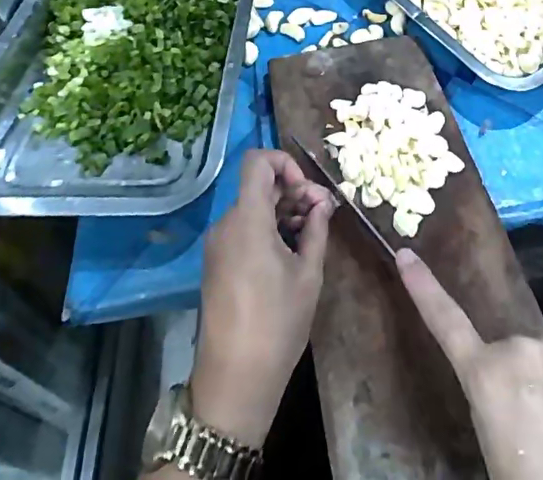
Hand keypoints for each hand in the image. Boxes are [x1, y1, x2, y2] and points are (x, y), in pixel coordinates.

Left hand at [189, 150, 333, 445]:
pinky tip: (294, 248)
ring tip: (314, 232)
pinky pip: (245, 228)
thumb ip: (317, 228)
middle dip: (294, 191)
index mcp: (246, 220)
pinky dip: (270, 227)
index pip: (257, 162)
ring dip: (285, 210)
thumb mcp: (309, 272)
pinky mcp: (218, 262)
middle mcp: (226, 225)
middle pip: (259, 185)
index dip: (285, 163)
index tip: (308, 191)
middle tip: (324, 214)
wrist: (235, 380)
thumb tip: (323, 202)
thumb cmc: (277, 323)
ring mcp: (219, 244)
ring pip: (253, 206)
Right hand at [395, 249, 542, 479]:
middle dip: (510, 382)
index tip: (406, 252)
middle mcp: (523, 346)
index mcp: (489, 378)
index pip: (446, 324)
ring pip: (542, 357)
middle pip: (505, 357)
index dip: (423, 289)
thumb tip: (494, 406)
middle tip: (531, 432)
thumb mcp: (499, 466)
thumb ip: (489, 417)